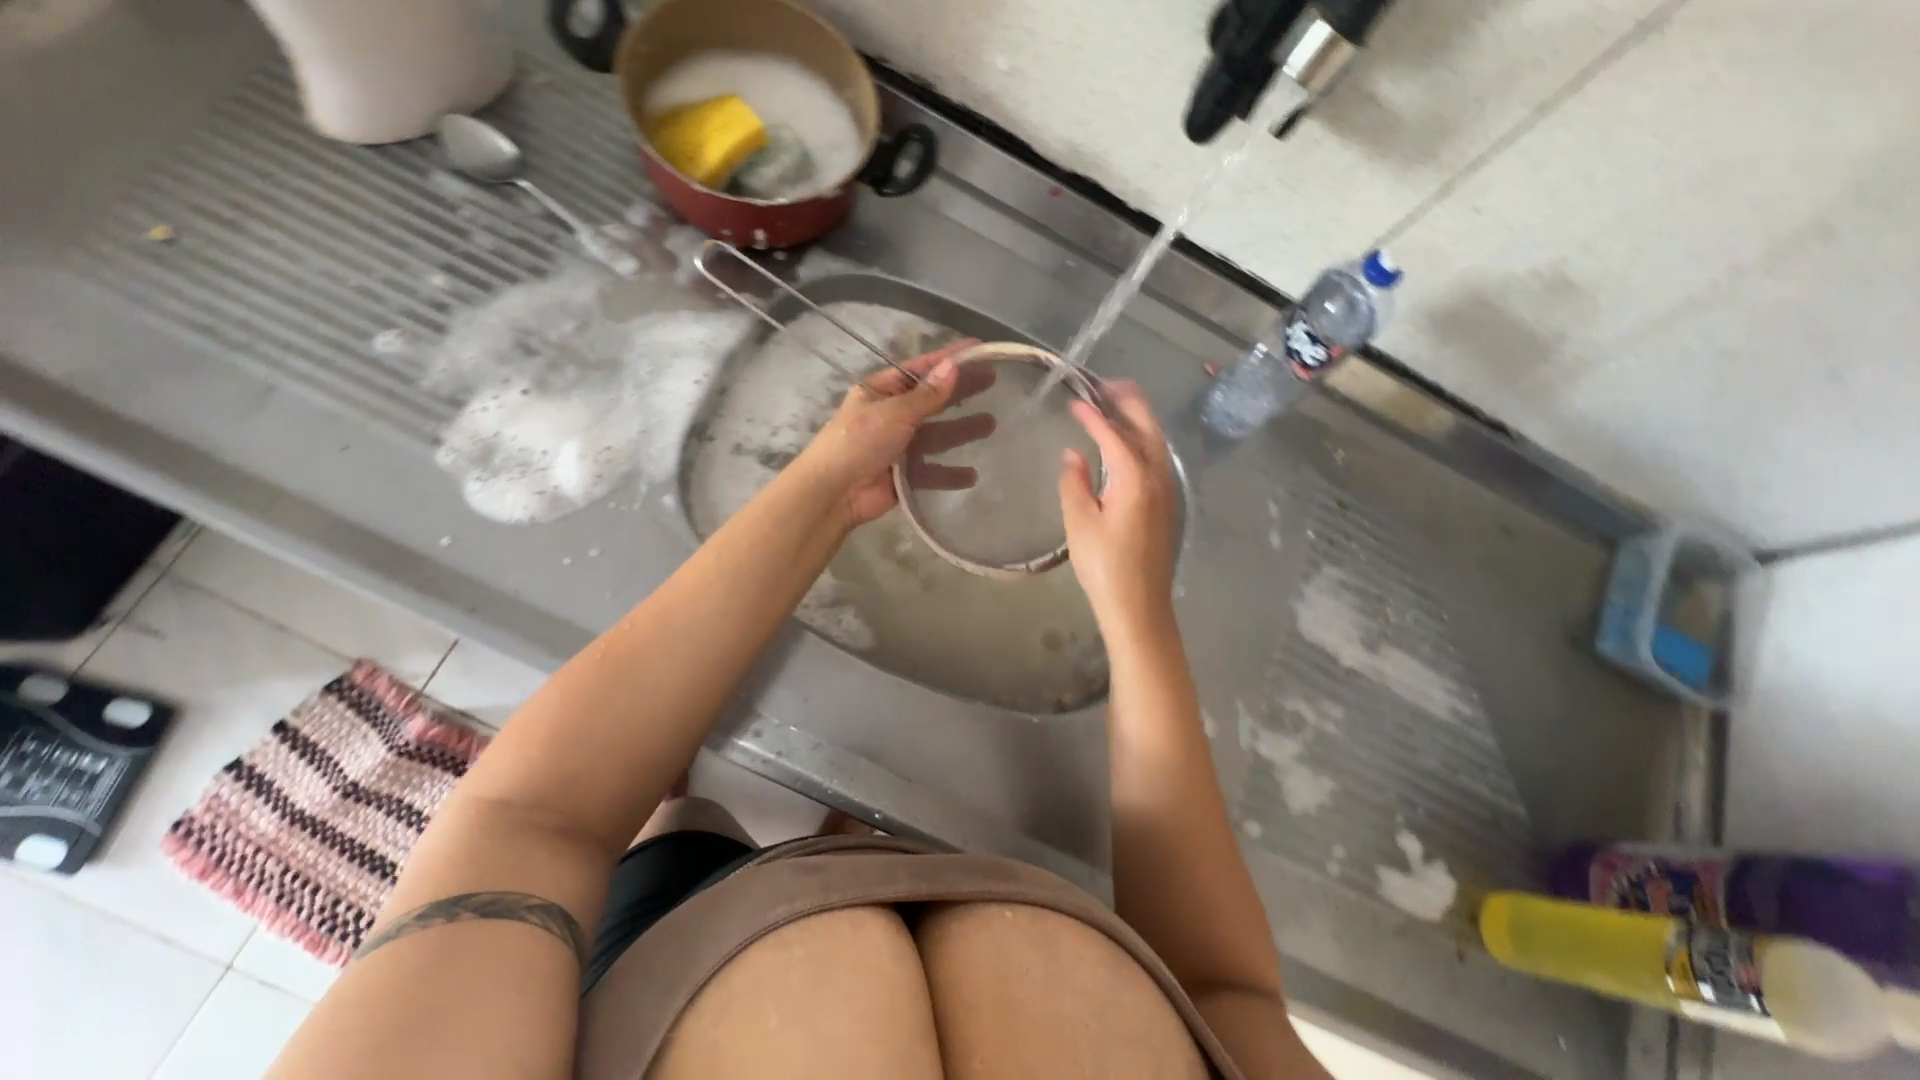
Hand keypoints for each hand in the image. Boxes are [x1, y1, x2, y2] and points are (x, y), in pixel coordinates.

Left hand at [796, 339, 997, 528]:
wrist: (832, 492)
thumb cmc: (858, 441)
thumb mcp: (894, 412)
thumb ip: (927, 395)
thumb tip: (953, 366)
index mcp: (881, 391)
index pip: (921, 369)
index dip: (949, 359)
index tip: (979, 349)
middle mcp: (891, 415)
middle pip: (932, 401)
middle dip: (961, 393)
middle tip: (994, 382)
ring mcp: (897, 446)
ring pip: (936, 436)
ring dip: (961, 431)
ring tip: (992, 425)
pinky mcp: (903, 476)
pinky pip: (931, 472)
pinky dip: (949, 474)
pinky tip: (972, 475)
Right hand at [1058, 380, 1178, 628]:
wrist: (1138, 606)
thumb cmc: (1104, 566)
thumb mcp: (1079, 523)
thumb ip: (1074, 482)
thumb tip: (1072, 454)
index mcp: (1135, 478)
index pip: (1113, 433)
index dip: (1093, 415)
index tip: (1074, 401)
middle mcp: (1157, 477)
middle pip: (1146, 426)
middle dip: (1128, 401)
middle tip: (1104, 384)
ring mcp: (1166, 490)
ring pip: (1155, 441)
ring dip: (1136, 418)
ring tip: (1113, 404)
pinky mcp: (1165, 504)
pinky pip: (1155, 458)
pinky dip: (1140, 439)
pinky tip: (1123, 444)